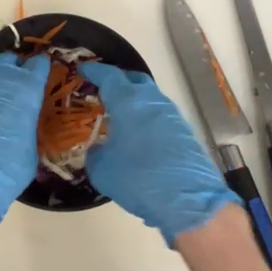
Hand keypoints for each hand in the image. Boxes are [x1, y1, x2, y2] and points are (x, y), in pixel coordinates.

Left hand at [0, 51, 47, 222]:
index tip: (42, 72)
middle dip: (13, 67)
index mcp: (23, 91)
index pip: (36, 66)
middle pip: (6, 62)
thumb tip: (23, 124)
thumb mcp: (31, 146)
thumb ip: (28, 125)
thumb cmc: (9, 166)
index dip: (40, 67)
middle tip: (19, 82)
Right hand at [78, 62, 237, 245]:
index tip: (82, 69)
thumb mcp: (102, 169)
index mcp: (129, 101)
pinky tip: (138, 135)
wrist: (188, 201)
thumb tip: (98, 149)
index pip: (108, 75)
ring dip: (134, 101)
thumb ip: (95, 153)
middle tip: (102, 90)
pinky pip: (160, 115)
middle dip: (117, 81)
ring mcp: (172, 115)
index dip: (94, 70)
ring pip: (149, 97)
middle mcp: (152, 101)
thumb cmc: (138, 178)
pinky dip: (146, 117)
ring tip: (119, 114)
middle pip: (134, 79)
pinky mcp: (185, 132)